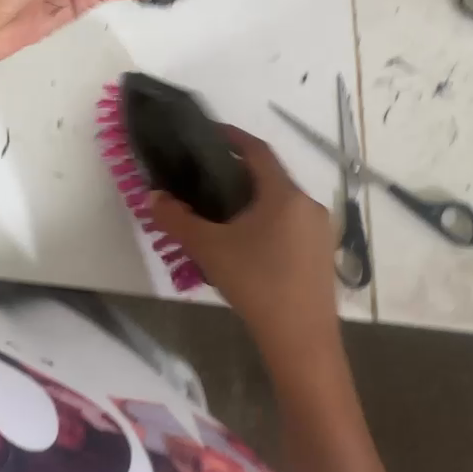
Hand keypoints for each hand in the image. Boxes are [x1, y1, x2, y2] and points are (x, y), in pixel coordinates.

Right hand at [151, 126, 339, 354]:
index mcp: (284, 195)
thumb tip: (153, 196)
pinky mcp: (319, 255)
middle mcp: (307, 205)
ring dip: (249, 196)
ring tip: (214, 206)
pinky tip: (239, 238)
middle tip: (200, 173)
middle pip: (268, 175)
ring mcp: (318, 232)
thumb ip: (175, 217)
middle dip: (234, 170)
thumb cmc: (256, 283)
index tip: (205, 130)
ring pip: (278, 201)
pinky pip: (287, 222)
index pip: (256, 150)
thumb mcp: (207, 247)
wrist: (301, 340)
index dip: (230, 135)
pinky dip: (262, 218)